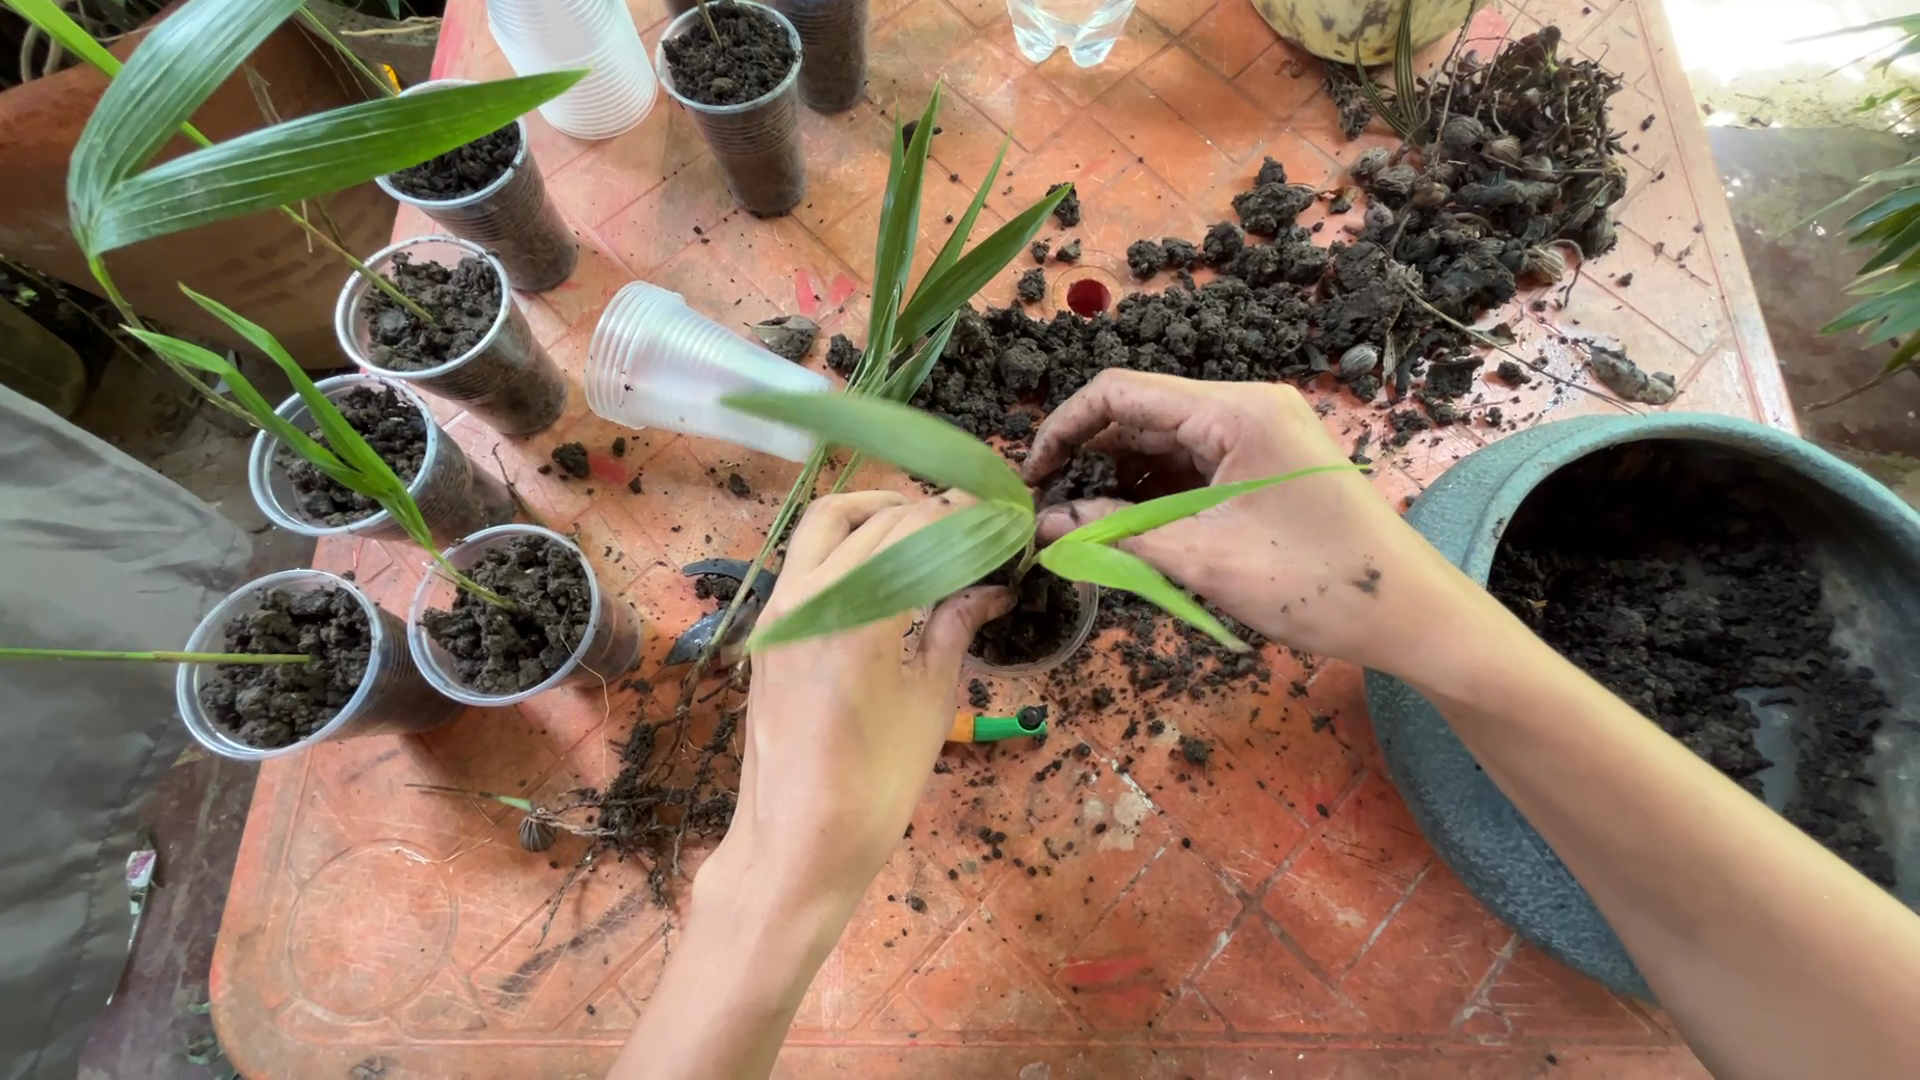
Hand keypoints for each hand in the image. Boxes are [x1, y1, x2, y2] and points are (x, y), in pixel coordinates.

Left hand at [696, 490, 1011, 909]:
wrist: (797, 846)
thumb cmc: (876, 784)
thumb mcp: (929, 700)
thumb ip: (955, 628)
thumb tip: (994, 590)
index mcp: (852, 615)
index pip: (907, 531)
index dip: (954, 513)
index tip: (990, 511)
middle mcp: (804, 599)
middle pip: (860, 518)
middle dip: (915, 507)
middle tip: (960, 519)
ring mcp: (776, 615)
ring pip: (818, 529)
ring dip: (868, 515)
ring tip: (918, 530)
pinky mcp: (767, 635)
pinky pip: (804, 565)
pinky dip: (843, 548)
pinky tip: (880, 572)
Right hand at [1022, 370, 1460, 674]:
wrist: (1415, 616)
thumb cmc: (1317, 584)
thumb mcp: (1205, 559)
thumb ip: (1118, 536)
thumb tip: (1048, 526)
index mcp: (1233, 410)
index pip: (1120, 393)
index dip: (1063, 429)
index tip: (1031, 478)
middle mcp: (1243, 406)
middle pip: (1138, 415)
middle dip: (1087, 459)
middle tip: (1050, 510)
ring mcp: (1255, 434)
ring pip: (1160, 444)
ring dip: (1116, 482)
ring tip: (1084, 526)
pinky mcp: (1260, 463)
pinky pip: (1188, 466)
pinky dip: (1151, 494)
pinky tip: (1129, 527)